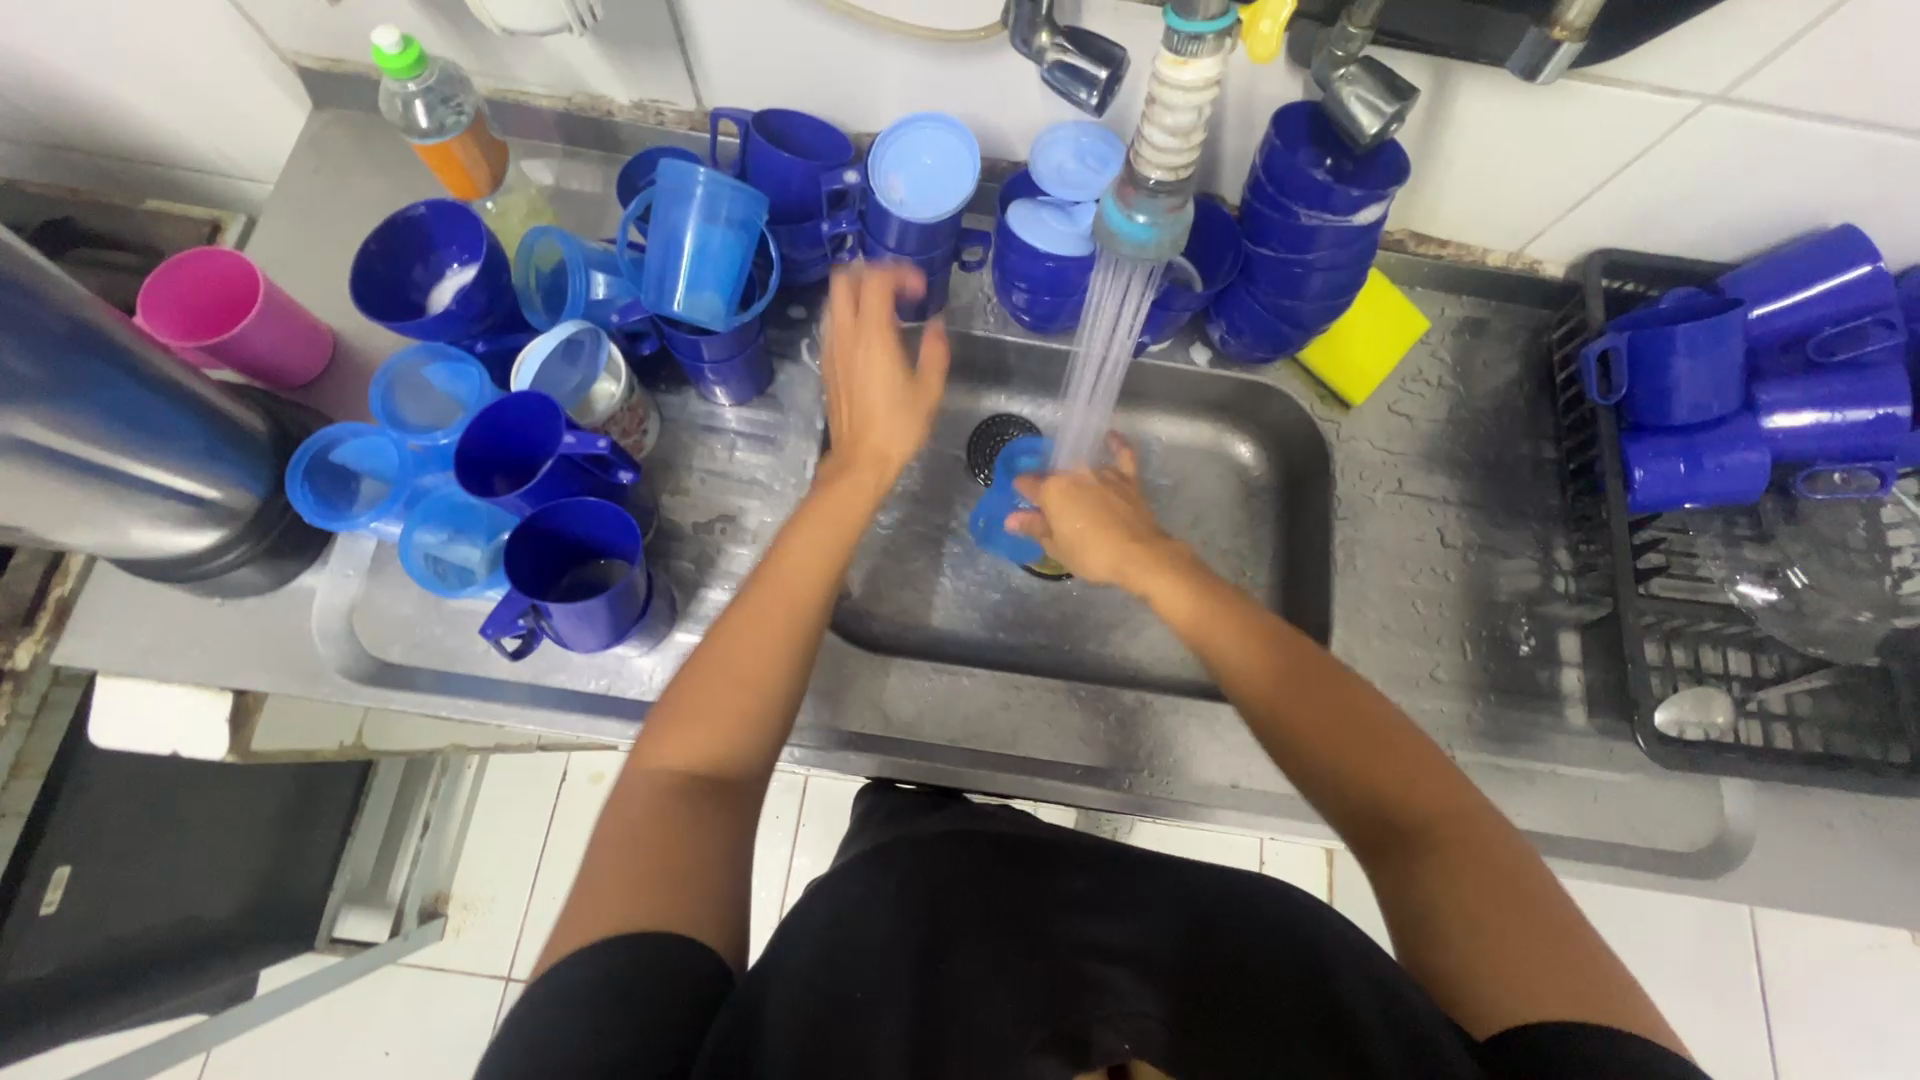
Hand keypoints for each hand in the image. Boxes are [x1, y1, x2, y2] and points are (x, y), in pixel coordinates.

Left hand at [818, 261, 950, 493]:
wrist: (861, 459)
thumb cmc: (898, 427)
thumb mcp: (929, 390)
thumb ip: (935, 351)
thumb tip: (936, 326)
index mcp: (873, 335)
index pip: (877, 279)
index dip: (900, 273)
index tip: (920, 289)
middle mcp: (846, 334)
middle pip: (843, 279)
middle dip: (871, 272)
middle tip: (897, 287)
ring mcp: (831, 348)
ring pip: (834, 299)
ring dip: (858, 292)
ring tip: (886, 308)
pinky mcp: (826, 363)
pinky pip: (833, 323)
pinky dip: (850, 314)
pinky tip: (871, 335)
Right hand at [1005, 433, 1193, 594]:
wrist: (1138, 555)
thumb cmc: (1091, 555)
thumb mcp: (1056, 547)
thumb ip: (1034, 527)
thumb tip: (1011, 519)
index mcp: (1052, 489)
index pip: (1026, 483)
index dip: (1021, 493)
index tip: (1022, 504)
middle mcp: (1074, 473)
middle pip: (1054, 475)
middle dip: (1049, 488)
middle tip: (1053, 510)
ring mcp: (1103, 473)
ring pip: (1081, 468)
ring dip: (1074, 477)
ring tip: (1075, 493)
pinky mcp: (1127, 478)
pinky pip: (1121, 454)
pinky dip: (1115, 444)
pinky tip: (1110, 437)